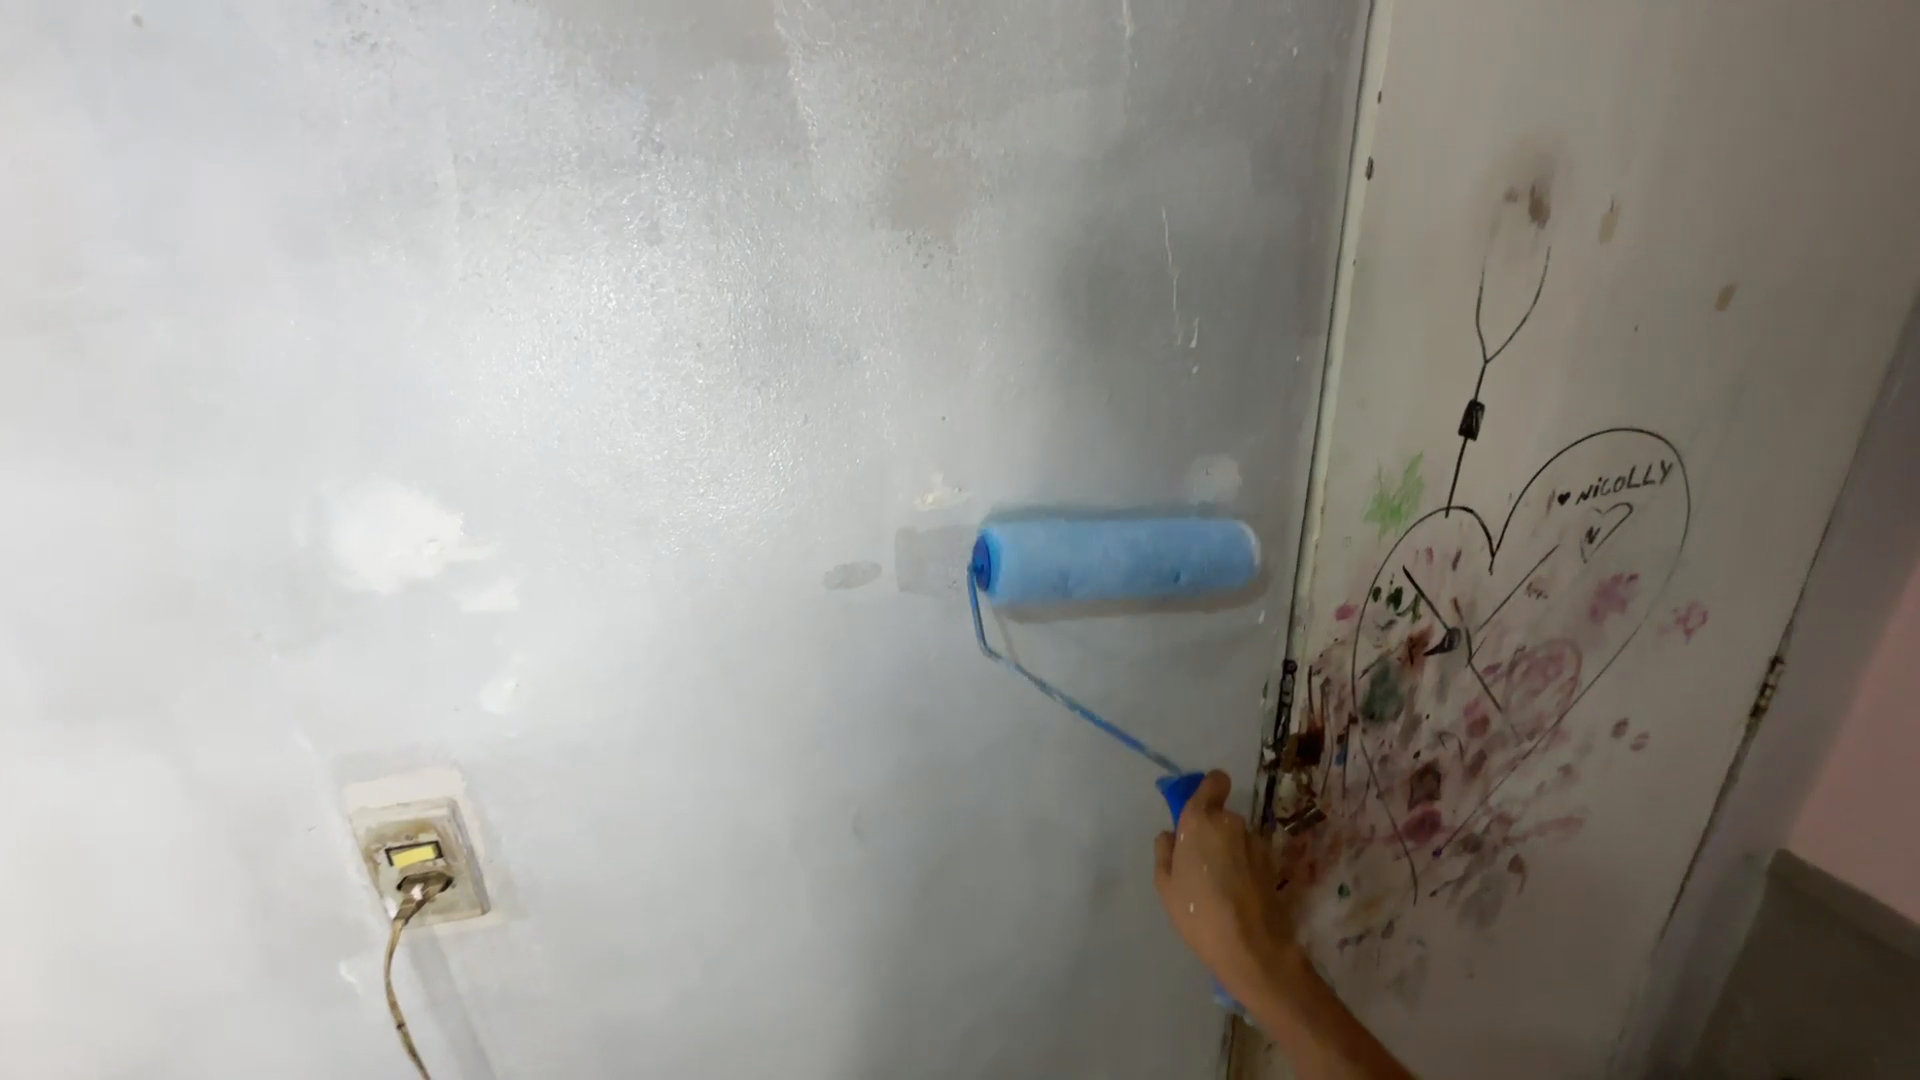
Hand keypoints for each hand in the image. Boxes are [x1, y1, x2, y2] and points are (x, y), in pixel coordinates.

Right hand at [1151, 770, 1298, 999]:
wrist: (1252, 949)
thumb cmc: (1198, 912)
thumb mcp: (1165, 884)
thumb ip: (1165, 851)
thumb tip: (1172, 836)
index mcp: (1199, 820)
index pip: (1214, 781)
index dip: (1208, 790)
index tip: (1198, 812)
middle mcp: (1230, 823)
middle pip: (1220, 816)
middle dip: (1212, 832)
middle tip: (1201, 864)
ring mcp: (1255, 843)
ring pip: (1236, 837)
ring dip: (1229, 851)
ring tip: (1221, 885)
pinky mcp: (1272, 864)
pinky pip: (1250, 856)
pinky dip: (1244, 867)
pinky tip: (1238, 895)